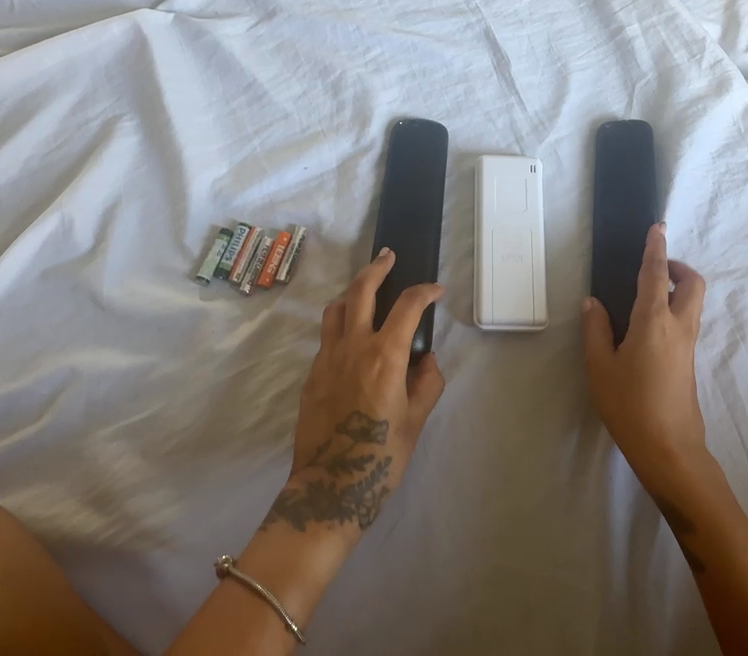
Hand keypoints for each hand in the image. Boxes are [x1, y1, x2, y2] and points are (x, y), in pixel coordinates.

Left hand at [264, 249, 446, 538]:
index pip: (408, 306)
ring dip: (353, 294)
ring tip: (366, 293)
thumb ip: (427, 382)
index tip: (436, 291)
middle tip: (388, 257)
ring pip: (336, 309)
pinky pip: (327, 338)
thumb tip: (424, 359)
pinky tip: (353, 341)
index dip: (425, 292)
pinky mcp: (311, 374)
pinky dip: (341, 326)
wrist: (329, 489)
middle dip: (377, 268)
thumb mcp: (416, 421)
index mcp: (384, 356)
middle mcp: (352, 348)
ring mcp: (326, 359)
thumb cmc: (381, 458)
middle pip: (361, 291)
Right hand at [582, 223, 709, 481]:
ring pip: (694, 303)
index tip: (658, 228)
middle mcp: (678, 326)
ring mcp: (689, 345)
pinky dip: (675, 309)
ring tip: (647, 295)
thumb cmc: (629, 405)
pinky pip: (687, 321)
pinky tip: (647, 327)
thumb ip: (596, 330)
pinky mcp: (689, 362)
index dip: (656, 249)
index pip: (657, 274)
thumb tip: (594, 303)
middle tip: (655, 268)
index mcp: (654, 321)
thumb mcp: (600, 367)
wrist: (668, 449)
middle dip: (679, 267)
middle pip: (693, 283)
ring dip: (678, 288)